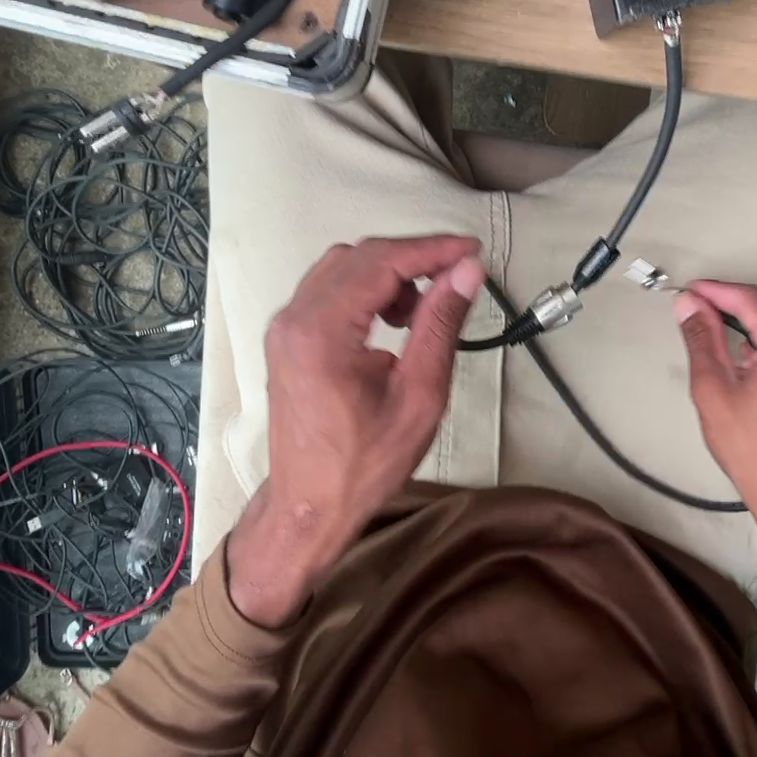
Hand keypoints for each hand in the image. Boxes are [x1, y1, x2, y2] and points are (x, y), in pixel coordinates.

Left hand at [228, 235, 483, 626]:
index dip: (431, 249)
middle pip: (359, 256)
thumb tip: (467, 271)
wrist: (309, 507)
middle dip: (412, 258)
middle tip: (456, 276)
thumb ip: (441, 324)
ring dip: (388, 274)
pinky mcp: (287, 337)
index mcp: (321, 330)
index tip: (472, 250)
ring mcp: (284, 325)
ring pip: (342, 267)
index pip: (381, 262)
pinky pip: (329, 289)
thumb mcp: (419, 395)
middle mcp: (293, 317)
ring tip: (422, 310)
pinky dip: (365, 290)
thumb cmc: (366, 462)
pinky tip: (392, 320)